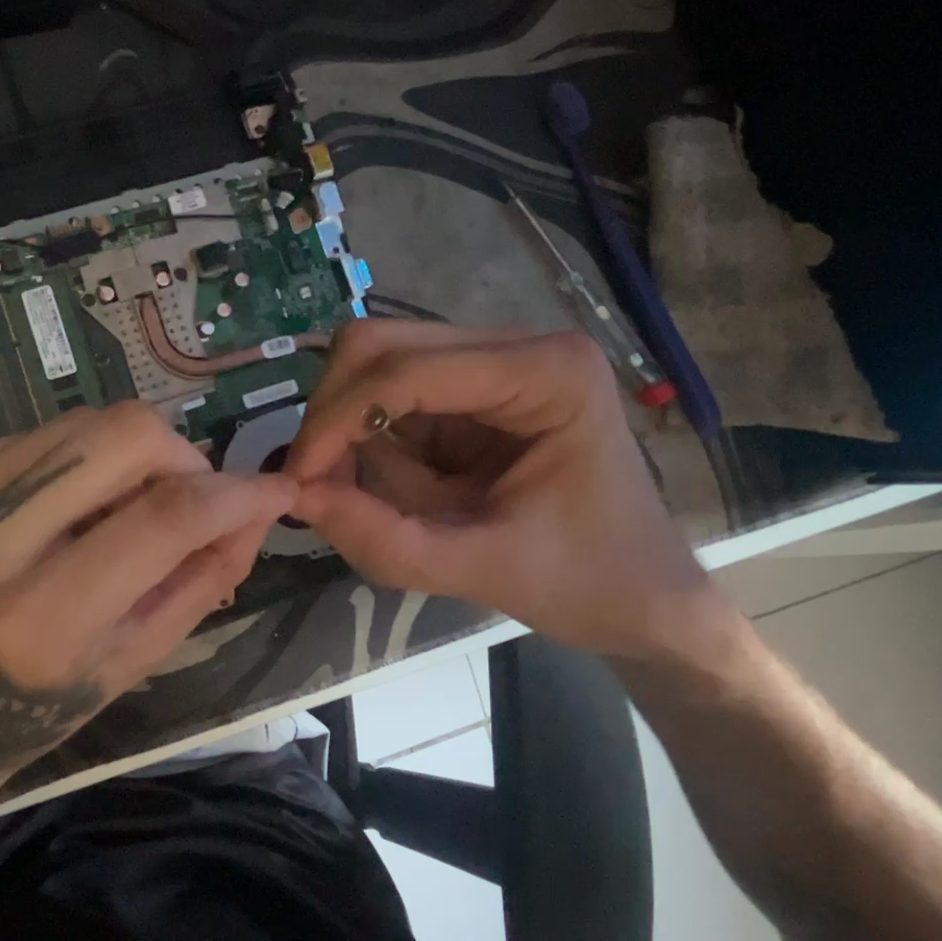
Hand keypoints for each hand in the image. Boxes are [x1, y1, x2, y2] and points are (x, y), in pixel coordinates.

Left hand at [0, 399, 296, 777]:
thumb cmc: (36, 704)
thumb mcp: (134, 660)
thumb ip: (203, 576)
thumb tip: (259, 505)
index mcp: (41, 621)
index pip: (163, 519)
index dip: (234, 494)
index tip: (271, 490)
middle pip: (122, 435)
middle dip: (179, 456)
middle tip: (185, 497)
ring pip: (82, 421)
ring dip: (126, 457)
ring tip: (118, 509)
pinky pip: (36, 434)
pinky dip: (73, 461)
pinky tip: (63, 508)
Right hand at [283, 320, 731, 660]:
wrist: (644, 597)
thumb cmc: (590, 582)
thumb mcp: (484, 570)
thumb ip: (387, 540)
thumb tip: (296, 497)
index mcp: (547, 372)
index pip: (408, 370)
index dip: (338, 421)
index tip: (297, 483)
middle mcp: (517, 346)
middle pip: (379, 345)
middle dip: (332, 413)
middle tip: (310, 482)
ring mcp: (491, 362)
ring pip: (372, 361)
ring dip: (340, 423)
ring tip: (338, 488)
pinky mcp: (467, 389)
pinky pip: (385, 393)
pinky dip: (358, 434)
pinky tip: (365, 480)